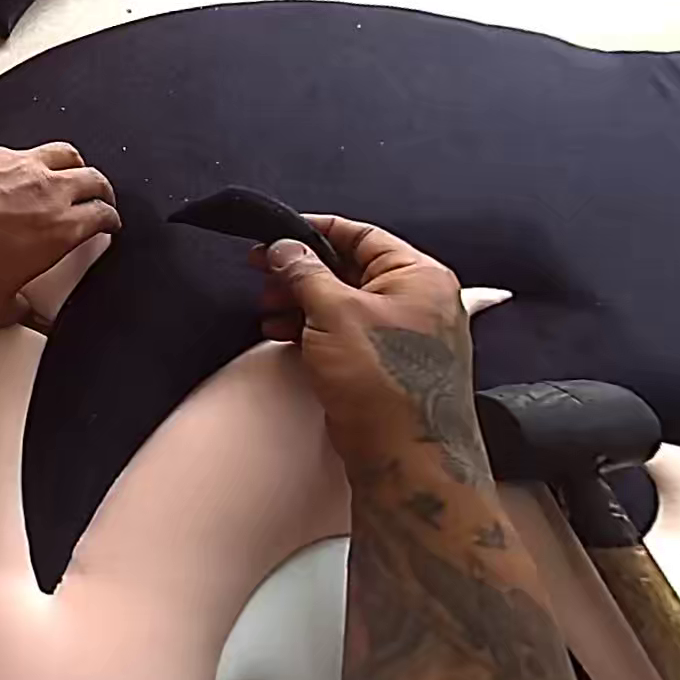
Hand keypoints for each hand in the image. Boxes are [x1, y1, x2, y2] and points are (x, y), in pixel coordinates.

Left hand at [0, 143, 121, 325]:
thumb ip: (18, 311)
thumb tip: (24, 316)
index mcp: (58, 229)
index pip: (101, 216)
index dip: (109, 220)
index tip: (107, 224)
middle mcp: (45, 190)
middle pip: (93, 179)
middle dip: (101, 191)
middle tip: (99, 200)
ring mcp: (18, 164)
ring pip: (64, 155)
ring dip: (74, 166)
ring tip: (70, 176)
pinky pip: (23, 149)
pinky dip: (30, 160)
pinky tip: (17, 172)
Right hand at [252, 215, 486, 480]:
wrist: (401, 449)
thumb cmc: (384, 379)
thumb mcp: (334, 312)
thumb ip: (305, 272)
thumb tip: (283, 246)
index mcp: (416, 275)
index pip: (360, 235)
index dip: (314, 230)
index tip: (278, 233)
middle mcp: (411, 298)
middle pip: (344, 267)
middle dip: (298, 272)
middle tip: (263, 274)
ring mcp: (394, 330)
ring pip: (335, 299)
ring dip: (297, 301)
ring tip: (267, 309)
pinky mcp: (376, 357)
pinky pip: (336, 328)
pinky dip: (306, 326)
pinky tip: (279, 332)